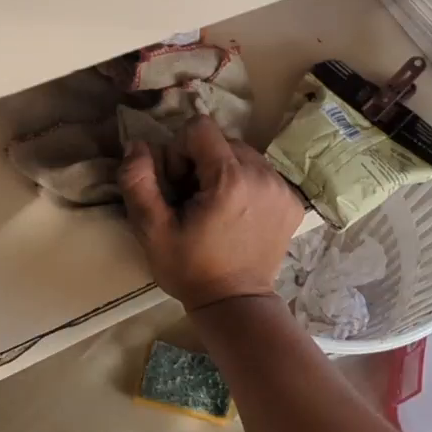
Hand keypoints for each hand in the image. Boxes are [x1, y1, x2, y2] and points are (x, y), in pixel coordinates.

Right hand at [120, 116, 303, 310]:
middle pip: (223, 141)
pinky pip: (264, 175)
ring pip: (245, 156)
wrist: (235, 303)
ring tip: (216, 210)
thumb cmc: (190, 269)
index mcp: (230, 179)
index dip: (180, 151)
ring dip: (225, 172)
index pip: (200, 128)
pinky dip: (248, 186)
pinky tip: (239, 217)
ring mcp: (283, 189)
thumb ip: (138, 181)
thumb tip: (137, 144)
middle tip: (194, 201)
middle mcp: (263, 175)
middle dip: (202, 162)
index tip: (178, 185)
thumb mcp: (151, 230)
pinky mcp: (294, 203)